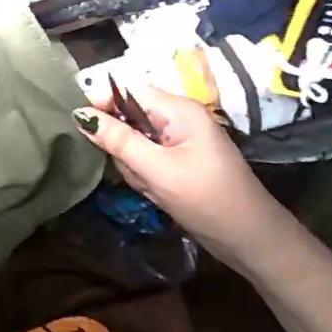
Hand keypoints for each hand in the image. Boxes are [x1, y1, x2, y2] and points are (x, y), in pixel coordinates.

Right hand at [72, 84, 296, 271]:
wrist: (252, 241)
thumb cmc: (207, 200)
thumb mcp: (157, 170)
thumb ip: (118, 140)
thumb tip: (80, 114)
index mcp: (178, 110)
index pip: (127, 90)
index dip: (103, 104)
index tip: (85, 128)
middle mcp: (178, 118)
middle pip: (127, 117)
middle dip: (123, 146)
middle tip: (137, 171)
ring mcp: (179, 140)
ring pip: (133, 141)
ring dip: (133, 165)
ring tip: (152, 187)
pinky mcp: (178, 160)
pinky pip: (145, 158)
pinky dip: (144, 175)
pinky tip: (157, 193)